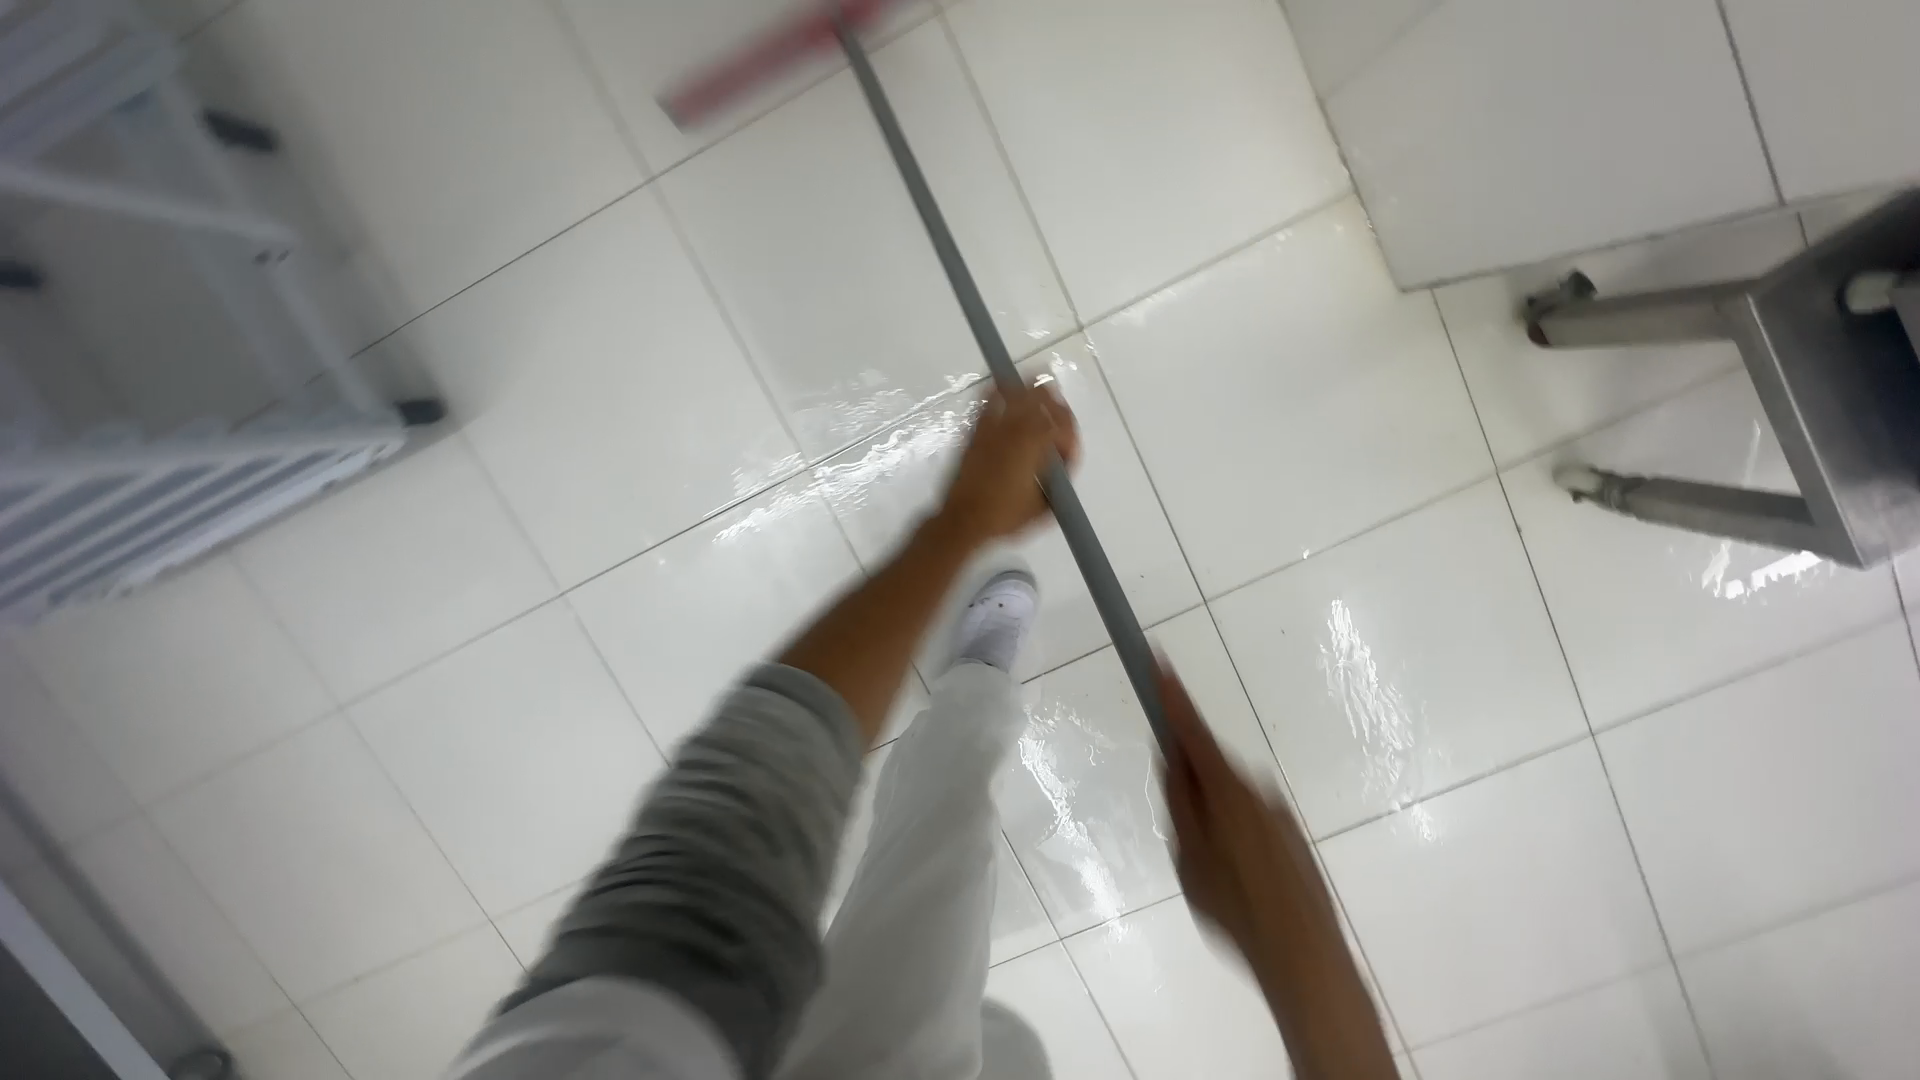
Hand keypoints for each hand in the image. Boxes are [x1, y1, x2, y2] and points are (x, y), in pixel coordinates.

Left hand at [931, 379, 1078, 546]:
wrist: (963, 519)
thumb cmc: (1005, 516)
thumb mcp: (1043, 506)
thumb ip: (1059, 481)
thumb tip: (1063, 466)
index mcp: (1035, 446)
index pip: (1062, 425)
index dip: (1071, 435)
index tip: (1069, 451)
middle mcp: (1015, 429)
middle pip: (1041, 397)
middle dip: (1054, 403)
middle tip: (1059, 413)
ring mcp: (992, 427)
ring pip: (1015, 392)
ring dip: (1029, 387)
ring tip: (1037, 383)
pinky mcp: (975, 431)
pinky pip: (987, 400)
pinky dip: (997, 389)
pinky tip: (1001, 384)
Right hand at [1159, 661, 1335, 959]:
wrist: (1306, 954)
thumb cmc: (1234, 904)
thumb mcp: (1186, 853)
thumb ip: (1177, 800)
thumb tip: (1174, 756)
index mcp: (1225, 787)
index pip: (1190, 727)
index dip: (1171, 692)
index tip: (1157, 657)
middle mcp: (1256, 787)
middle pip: (1209, 768)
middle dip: (1189, 788)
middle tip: (1182, 839)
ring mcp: (1278, 811)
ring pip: (1229, 800)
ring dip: (1213, 819)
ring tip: (1214, 876)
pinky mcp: (1292, 836)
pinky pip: (1250, 822)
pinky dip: (1236, 838)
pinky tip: (1239, 884)